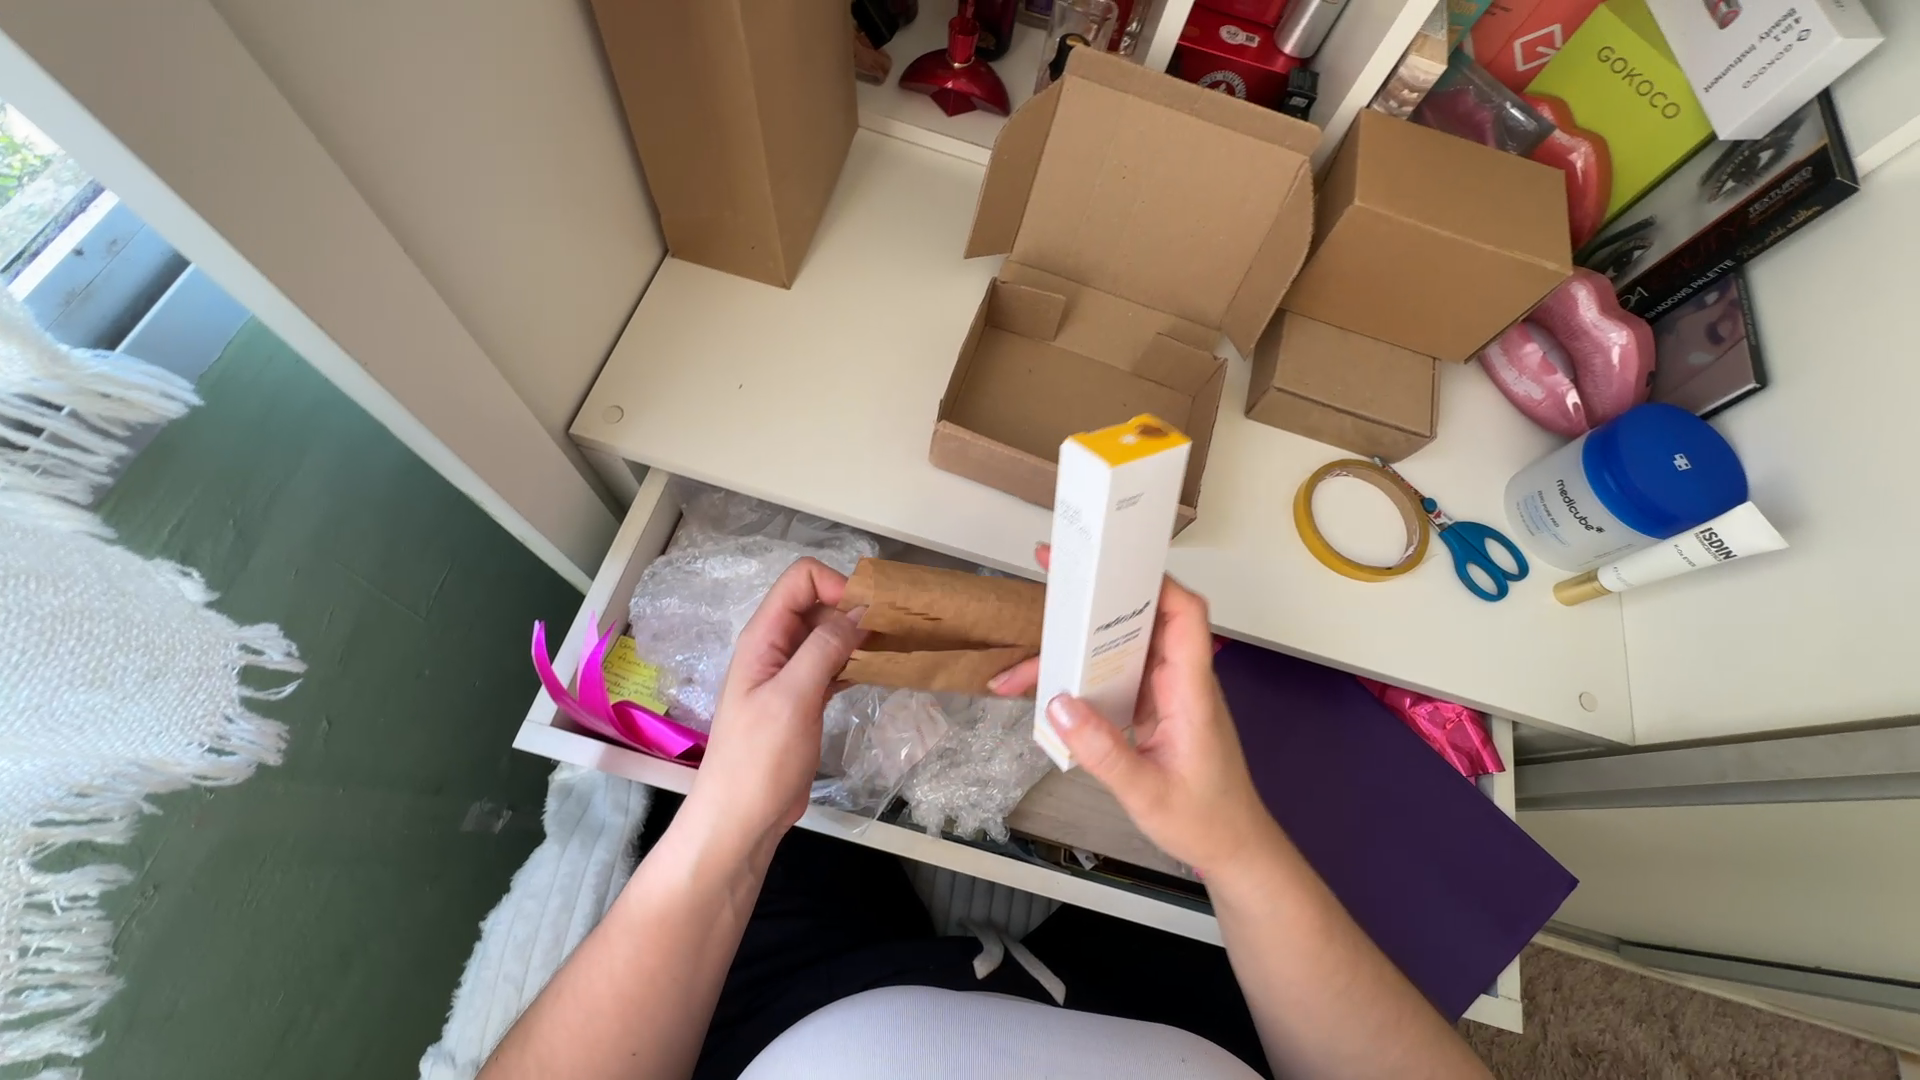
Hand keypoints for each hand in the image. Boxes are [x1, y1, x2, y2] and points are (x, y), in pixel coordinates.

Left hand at [681, 557, 865, 857]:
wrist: (741, 819)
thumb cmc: (760, 759)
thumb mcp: (794, 697)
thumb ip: (825, 648)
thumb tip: (861, 610)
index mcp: (764, 637)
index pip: (801, 579)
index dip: (836, 585)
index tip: (869, 613)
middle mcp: (775, 647)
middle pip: (818, 604)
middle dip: (855, 609)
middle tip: (892, 633)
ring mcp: (789, 674)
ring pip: (829, 635)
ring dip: (859, 637)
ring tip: (893, 649)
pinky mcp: (804, 699)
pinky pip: (833, 664)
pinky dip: (856, 662)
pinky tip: (879, 672)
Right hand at [990, 545, 1277, 878]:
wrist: (1232, 847)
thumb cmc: (1205, 820)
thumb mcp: (1147, 792)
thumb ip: (1103, 751)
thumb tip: (1058, 704)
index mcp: (1190, 690)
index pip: (1185, 615)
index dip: (1154, 582)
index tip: (1110, 567)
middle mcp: (1178, 680)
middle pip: (1140, 621)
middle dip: (1094, 602)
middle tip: (1052, 580)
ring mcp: (1163, 692)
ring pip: (1117, 652)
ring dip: (1074, 651)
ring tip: (1022, 665)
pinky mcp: (1150, 707)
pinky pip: (1112, 679)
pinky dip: (1079, 682)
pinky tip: (1045, 695)